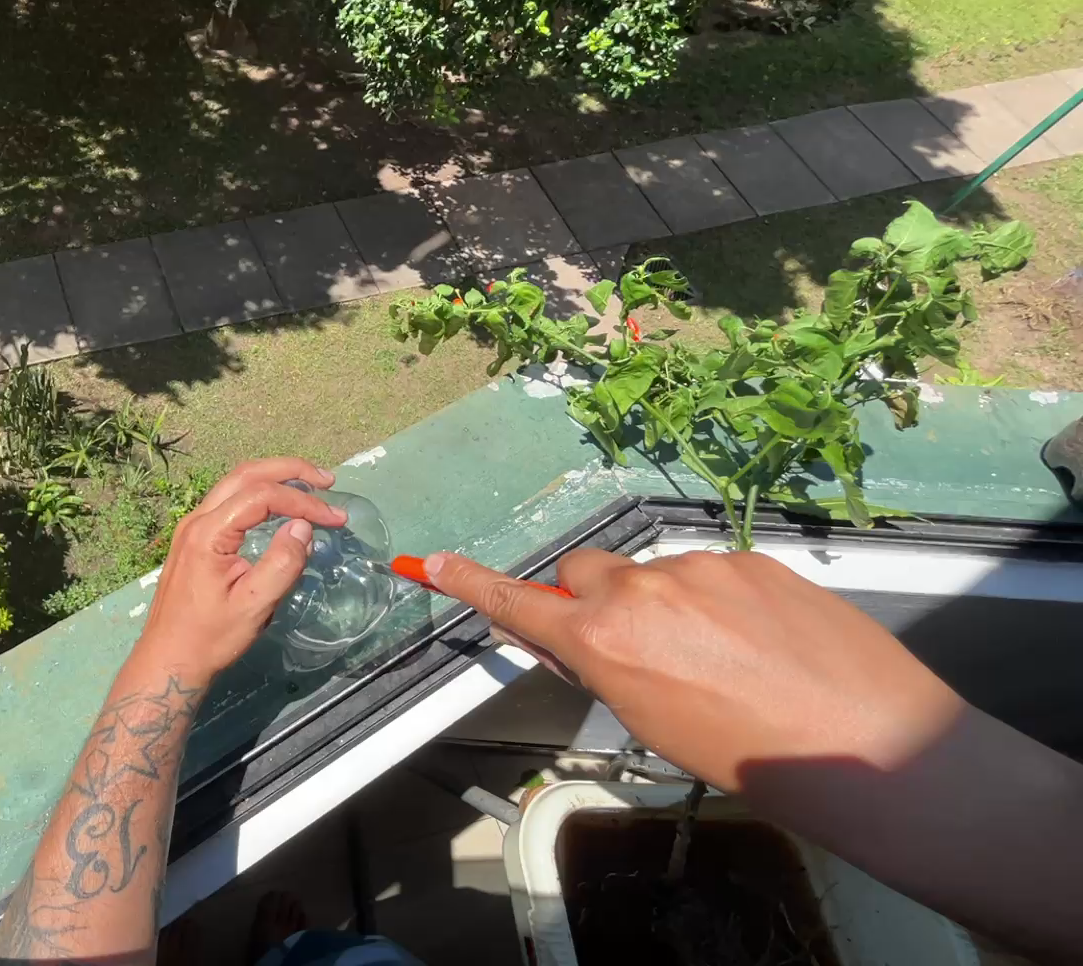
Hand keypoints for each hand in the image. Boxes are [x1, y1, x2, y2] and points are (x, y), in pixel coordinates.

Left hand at [136, 459, 347, 677]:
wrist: (169, 657)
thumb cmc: (210, 637)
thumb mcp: (254, 606)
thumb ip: (282, 564)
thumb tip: (303, 527)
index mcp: (208, 533)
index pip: (261, 496)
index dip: (302, 501)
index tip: (336, 519)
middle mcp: (196, 519)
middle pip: (246, 475)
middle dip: (289, 471)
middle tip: (328, 481)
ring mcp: (192, 526)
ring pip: (235, 483)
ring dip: (274, 478)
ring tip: (311, 486)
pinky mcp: (195, 536)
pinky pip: (230, 500)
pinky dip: (259, 493)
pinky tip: (280, 505)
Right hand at [423, 547, 966, 791]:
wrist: (880, 754)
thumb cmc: (744, 754)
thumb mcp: (643, 718)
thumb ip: (593, 662)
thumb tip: (564, 632)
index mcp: (602, 640)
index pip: (514, 601)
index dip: (468, 582)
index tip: (432, 561)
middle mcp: (636, 591)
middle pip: (582, 569)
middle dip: (593, 595)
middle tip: (636, 637)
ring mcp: (694, 567)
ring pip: (648, 571)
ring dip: (663, 599)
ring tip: (722, 649)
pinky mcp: (746, 557)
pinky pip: (706, 568)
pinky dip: (716, 595)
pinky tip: (760, 637)